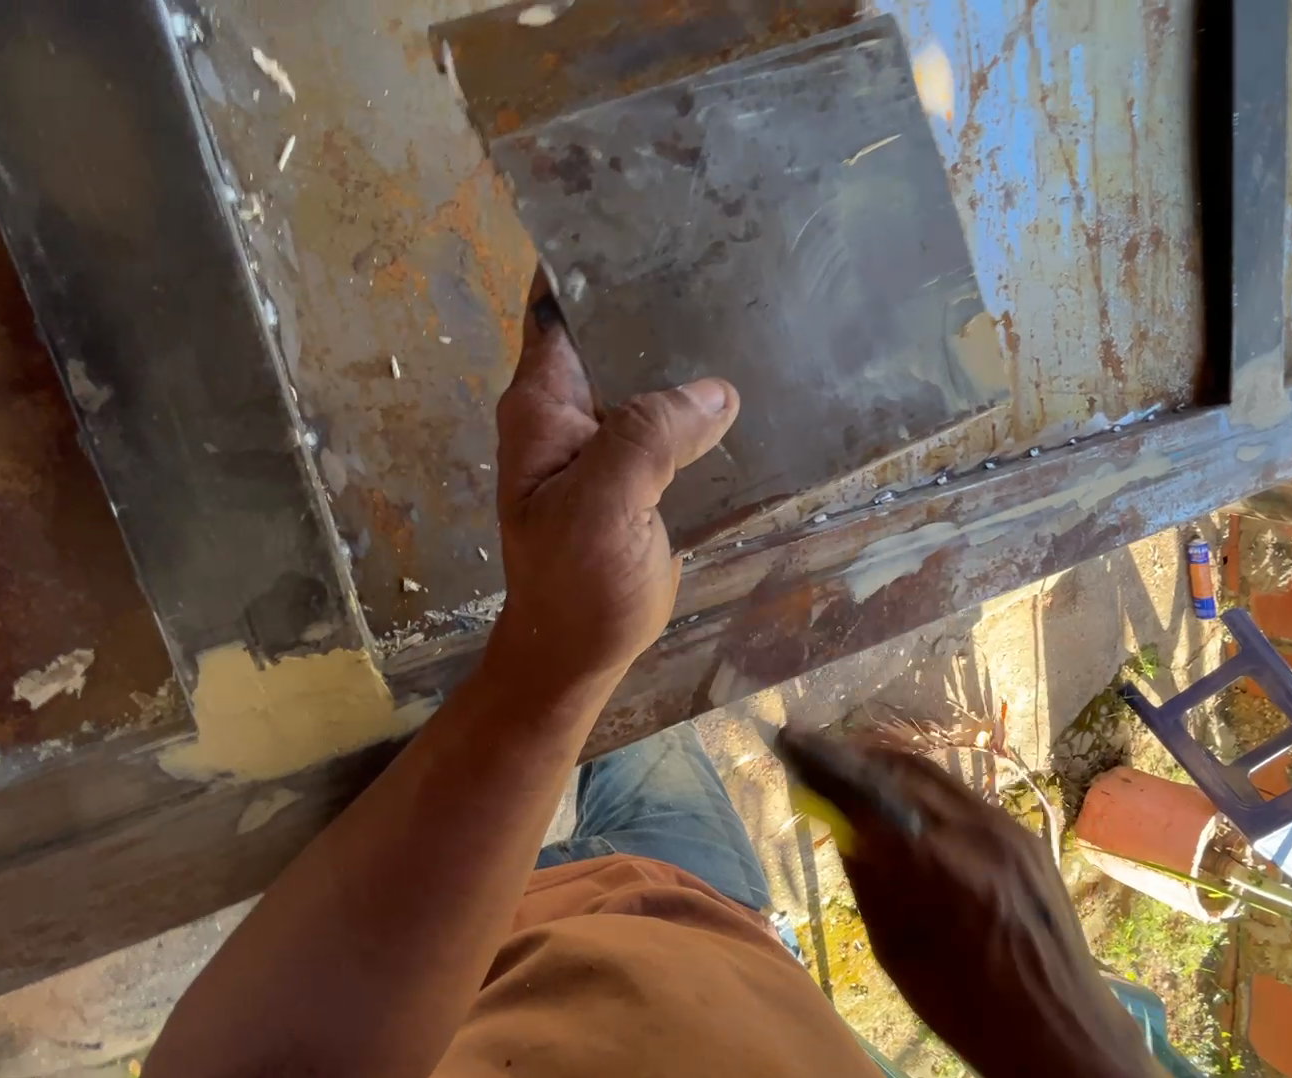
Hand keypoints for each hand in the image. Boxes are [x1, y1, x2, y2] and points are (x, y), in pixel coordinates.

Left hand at [486, 270, 739, 699]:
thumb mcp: (601, 507)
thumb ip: (648, 439)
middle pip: (611, 331)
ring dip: (685, 350)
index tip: (646, 214)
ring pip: (648, 375)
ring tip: (747, 307)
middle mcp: (572, 411)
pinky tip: (746, 385)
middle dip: (655, 296)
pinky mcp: (642, 472)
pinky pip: (673, 421)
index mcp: (544, 404)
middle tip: (724, 256)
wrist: (580, 650)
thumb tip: (716, 391)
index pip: (556, 306)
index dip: (589, 257)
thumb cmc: (575, 584)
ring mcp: (609, 441)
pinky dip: (702, 404)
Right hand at [774, 726, 1162, 1077]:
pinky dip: (921, 783)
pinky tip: (903, 796)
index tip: (792, 744)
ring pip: (931, 772)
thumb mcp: (896, 949)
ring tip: (853, 766)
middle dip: (852, 756)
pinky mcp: (1024, 830)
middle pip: (898, 768)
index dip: (823, 761)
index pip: (864, 790)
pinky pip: (960, 791)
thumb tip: (837, 818)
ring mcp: (1005, 824)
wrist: (1065, 1033)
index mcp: (934, 865)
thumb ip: (865, 876)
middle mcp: (973, 829)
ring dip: (886, 763)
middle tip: (819, 755)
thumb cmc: (966, 1007)